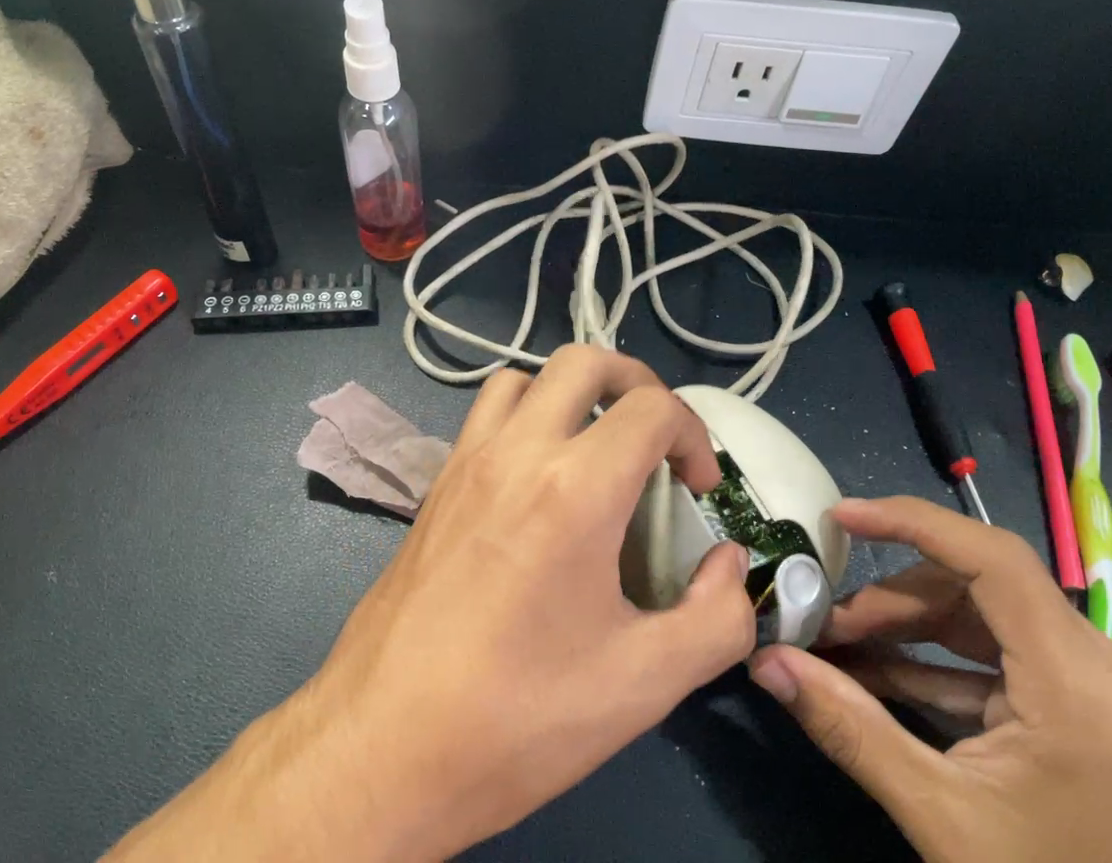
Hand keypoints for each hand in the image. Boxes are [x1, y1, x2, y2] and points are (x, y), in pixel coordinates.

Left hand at [108, 347, 755, 860]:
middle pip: (583, 363)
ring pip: (522, 380)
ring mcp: (463, 466)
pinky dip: (523, 421)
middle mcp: (515, 454)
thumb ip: (717, 618)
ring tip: (596, 451)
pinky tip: (537, 487)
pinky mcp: (432, 491)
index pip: (652, 408)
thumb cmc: (519, 716)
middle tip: (657, 441)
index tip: (699, 491)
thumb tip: (727, 567)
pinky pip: (482, 420)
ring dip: (571, 395)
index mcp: (574, 488)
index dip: (694, 436)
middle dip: (637, 385)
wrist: (384, 748)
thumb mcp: (645, 682)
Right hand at [746, 496, 1111, 862]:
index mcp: (1080, 688)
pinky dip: (943, 663)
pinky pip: (1009, 662)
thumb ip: (849, 729)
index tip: (840, 516)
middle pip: (985, 589)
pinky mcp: (1095, 713)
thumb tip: (766, 662)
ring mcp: (1107, 691)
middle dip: (895, 598)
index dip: (912, 523)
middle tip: (824, 625)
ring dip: (913, 627)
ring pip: (993, 620)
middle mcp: (1108, 670)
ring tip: (842, 650)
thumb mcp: (937, 814)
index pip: (995, 562)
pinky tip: (881, 677)